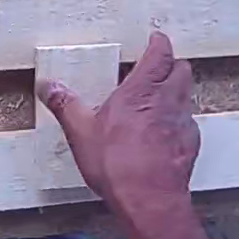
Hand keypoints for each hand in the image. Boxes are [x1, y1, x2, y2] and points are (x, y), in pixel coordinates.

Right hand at [37, 30, 199, 230]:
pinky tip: (160, 134)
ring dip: (174, 93)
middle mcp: (168, 101)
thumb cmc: (117, 164)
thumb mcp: (80, 132)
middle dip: (171, 65)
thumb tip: (48, 86)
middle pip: (181, 70)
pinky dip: (176, 122)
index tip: (155, 39)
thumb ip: (65, 105)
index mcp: (141, 91)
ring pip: (186, 96)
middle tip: (156, 68)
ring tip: (155, 101)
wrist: (148, 199)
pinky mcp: (190, 144)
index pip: (160, 54)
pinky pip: (186, 124)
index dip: (159, 44)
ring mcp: (182, 123)